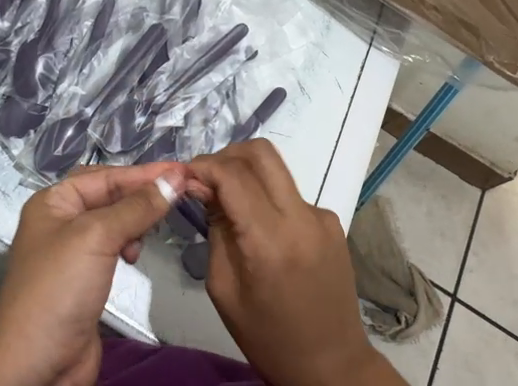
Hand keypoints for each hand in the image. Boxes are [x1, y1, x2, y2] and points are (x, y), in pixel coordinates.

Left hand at [0, 161, 188, 385]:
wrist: (36, 365)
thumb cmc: (59, 289)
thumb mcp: (97, 238)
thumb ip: (137, 207)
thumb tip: (174, 178)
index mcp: (53, 202)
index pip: (105, 175)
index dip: (143, 173)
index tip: (182, 170)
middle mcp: (60, 221)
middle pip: (109, 196)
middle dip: (141, 194)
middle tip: (180, 194)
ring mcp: (72, 253)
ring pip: (113, 222)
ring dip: (136, 220)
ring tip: (155, 227)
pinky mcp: (84, 281)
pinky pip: (112, 248)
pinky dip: (129, 244)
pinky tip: (136, 253)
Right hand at [189, 140, 403, 385]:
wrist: (331, 365)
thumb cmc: (268, 337)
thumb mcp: (224, 289)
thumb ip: (216, 229)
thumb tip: (203, 187)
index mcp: (270, 241)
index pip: (232, 175)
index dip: (203, 165)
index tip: (185, 175)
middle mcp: (301, 218)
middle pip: (261, 153)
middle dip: (226, 156)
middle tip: (207, 179)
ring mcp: (322, 217)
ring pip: (276, 170)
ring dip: (247, 175)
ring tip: (230, 204)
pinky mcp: (332, 222)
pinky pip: (291, 194)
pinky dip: (268, 198)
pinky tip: (261, 229)